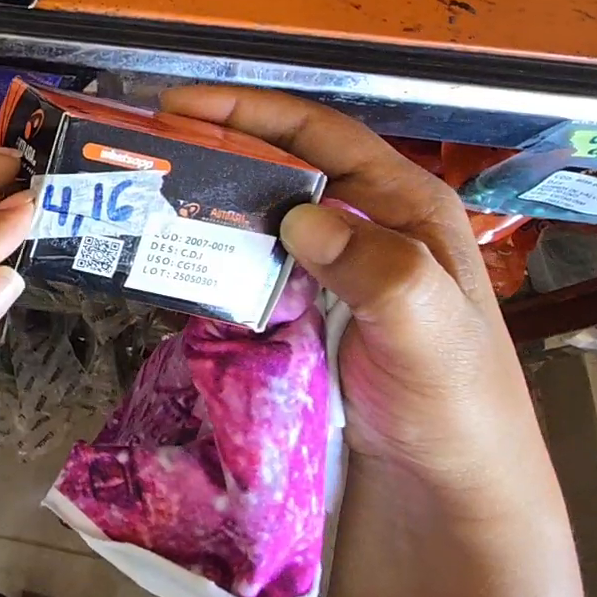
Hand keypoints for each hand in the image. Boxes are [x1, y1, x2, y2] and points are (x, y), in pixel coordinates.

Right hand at [160, 85, 540, 492]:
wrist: (438, 491)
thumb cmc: (455, 410)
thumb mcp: (435, 339)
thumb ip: (384, 273)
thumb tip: (300, 216)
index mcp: (399, 206)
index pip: (318, 134)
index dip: (248, 111)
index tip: (181, 105)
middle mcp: (356, 222)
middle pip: (273, 164)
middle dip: (210, 146)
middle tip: (145, 145)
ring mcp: (319, 263)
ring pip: (249, 210)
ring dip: (199, 197)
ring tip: (142, 190)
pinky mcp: (288, 300)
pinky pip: (237, 259)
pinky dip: (200, 247)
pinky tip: (165, 249)